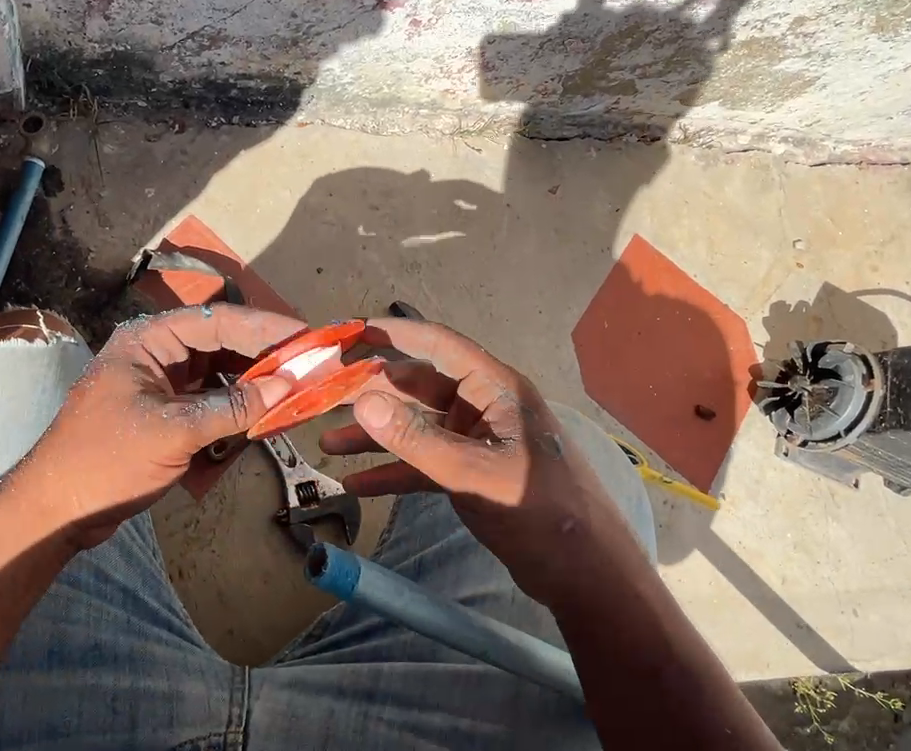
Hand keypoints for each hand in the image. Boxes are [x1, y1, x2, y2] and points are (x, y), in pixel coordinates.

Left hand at [15, 304, 304, 549]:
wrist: (55, 510)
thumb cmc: (106, 460)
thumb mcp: (174, 432)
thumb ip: (233, 407)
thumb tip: (289, 386)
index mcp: (149, 340)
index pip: (218, 321)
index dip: (266, 327)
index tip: (308, 336)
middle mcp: (156, 352)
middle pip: (222, 343)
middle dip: (265, 356)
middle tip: (311, 364)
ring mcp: (160, 382)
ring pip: (219, 372)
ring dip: (253, 383)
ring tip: (295, 390)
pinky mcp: (164, 411)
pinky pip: (209, 399)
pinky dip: (235, 407)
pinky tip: (263, 415)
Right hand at [320, 318, 639, 607]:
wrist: (587, 576)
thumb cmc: (540, 511)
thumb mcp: (473, 474)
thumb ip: (416, 439)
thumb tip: (363, 401)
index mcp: (495, 388)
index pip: (438, 344)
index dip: (394, 334)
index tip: (350, 332)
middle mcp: (483, 405)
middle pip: (417, 387)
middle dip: (371, 393)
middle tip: (323, 395)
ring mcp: (476, 440)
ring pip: (415, 427)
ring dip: (375, 436)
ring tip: (327, 443)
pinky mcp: (472, 473)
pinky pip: (423, 463)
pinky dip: (393, 471)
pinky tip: (357, 485)